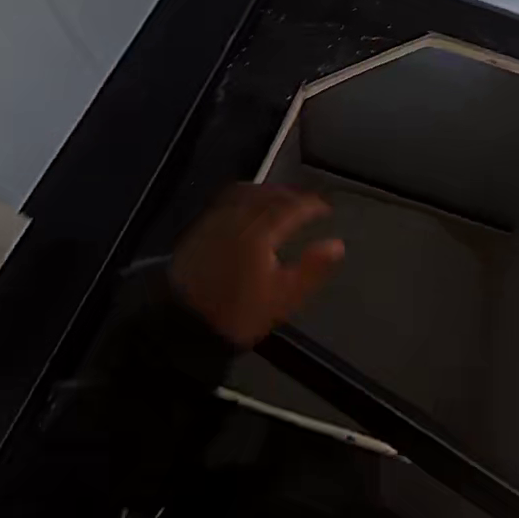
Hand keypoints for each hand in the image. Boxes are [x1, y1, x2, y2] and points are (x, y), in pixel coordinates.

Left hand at [170, 184, 344, 346]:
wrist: (182, 325)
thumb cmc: (236, 314)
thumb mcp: (284, 297)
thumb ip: (313, 268)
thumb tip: (336, 246)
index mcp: (261, 231)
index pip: (293, 206)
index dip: (313, 204)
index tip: (325, 207)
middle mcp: (237, 219)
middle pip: (269, 193)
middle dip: (292, 194)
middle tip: (307, 201)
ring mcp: (215, 222)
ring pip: (246, 193)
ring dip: (268, 192)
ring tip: (281, 199)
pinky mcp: (199, 231)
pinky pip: (227, 201)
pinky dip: (246, 198)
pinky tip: (249, 209)